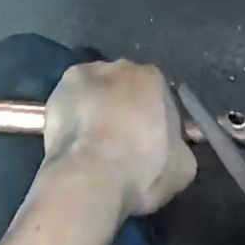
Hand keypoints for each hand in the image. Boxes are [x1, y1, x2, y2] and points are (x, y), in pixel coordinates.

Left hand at [42, 60, 196, 215]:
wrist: (89, 179)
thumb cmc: (140, 171)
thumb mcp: (181, 168)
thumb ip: (181, 147)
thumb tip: (176, 145)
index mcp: (155, 79)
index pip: (159, 96)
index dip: (154, 120)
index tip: (148, 143)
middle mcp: (124, 66)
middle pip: (127, 87)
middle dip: (125, 108)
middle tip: (119, 141)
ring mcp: (91, 73)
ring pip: (98, 89)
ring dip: (98, 107)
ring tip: (91, 141)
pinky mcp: (63, 86)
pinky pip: (72, 97)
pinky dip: (73, 111)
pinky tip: (73, 136)